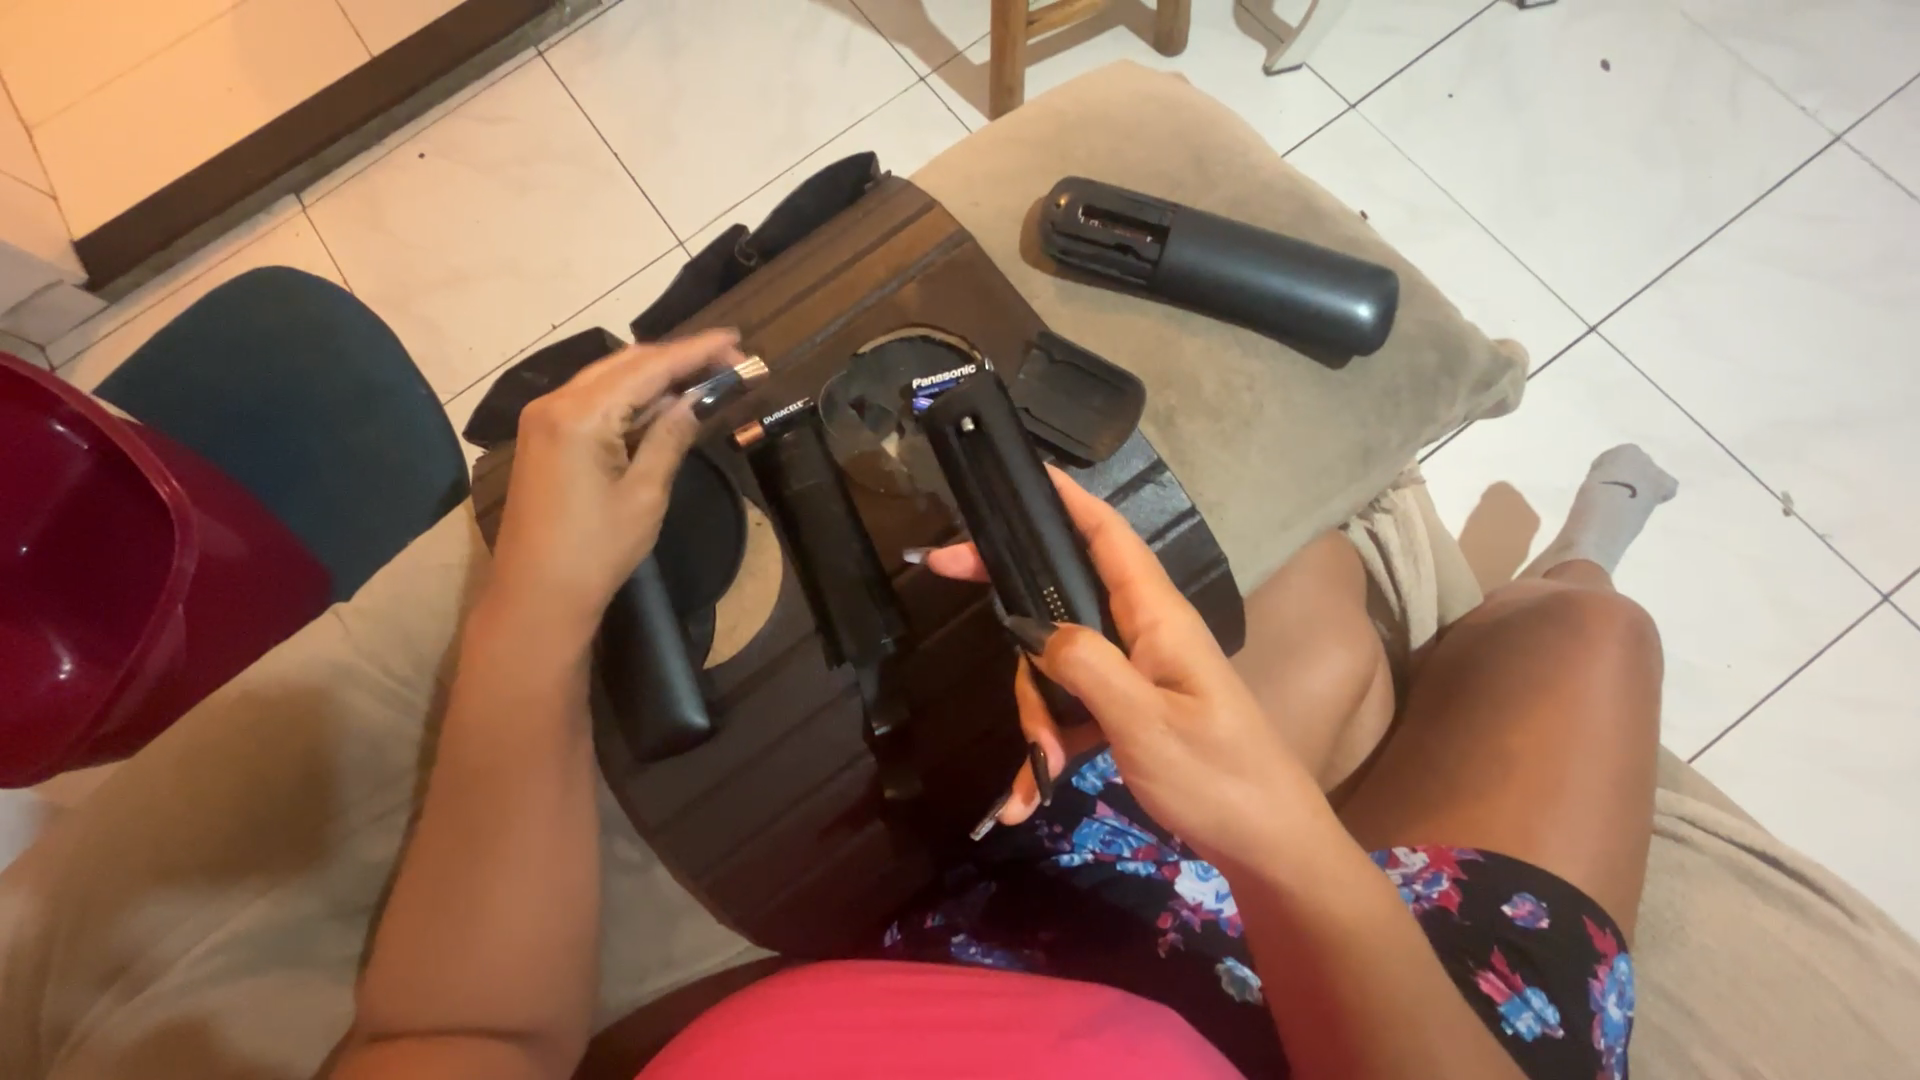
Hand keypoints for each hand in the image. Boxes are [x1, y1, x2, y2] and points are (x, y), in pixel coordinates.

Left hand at [486, 330, 747, 639]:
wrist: (537, 593)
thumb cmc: (597, 550)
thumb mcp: (645, 494)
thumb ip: (670, 437)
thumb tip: (696, 399)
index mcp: (581, 416)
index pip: (648, 368)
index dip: (695, 352)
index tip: (735, 341)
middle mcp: (555, 403)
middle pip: (626, 363)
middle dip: (677, 358)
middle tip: (727, 358)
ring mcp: (544, 417)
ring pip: (609, 377)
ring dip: (656, 375)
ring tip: (704, 375)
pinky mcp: (544, 435)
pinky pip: (594, 399)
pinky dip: (631, 395)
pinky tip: (662, 401)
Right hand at [926, 470, 1324, 874]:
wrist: (1268, 847)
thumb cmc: (1219, 778)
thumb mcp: (1146, 724)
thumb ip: (1087, 667)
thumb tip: (1034, 630)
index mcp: (1156, 616)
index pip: (1107, 534)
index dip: (1065, 497)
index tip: (1018, 474)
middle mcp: (1143, 633)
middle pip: (1061, 598)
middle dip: (1015, 620)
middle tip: (944, 575)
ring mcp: (1134, 674)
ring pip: (1056, 664)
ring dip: (1037, 713)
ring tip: (1040, 770)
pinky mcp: (1127, 711)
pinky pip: (1070, 712)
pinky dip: (1048, 748)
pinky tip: (1028, 797)